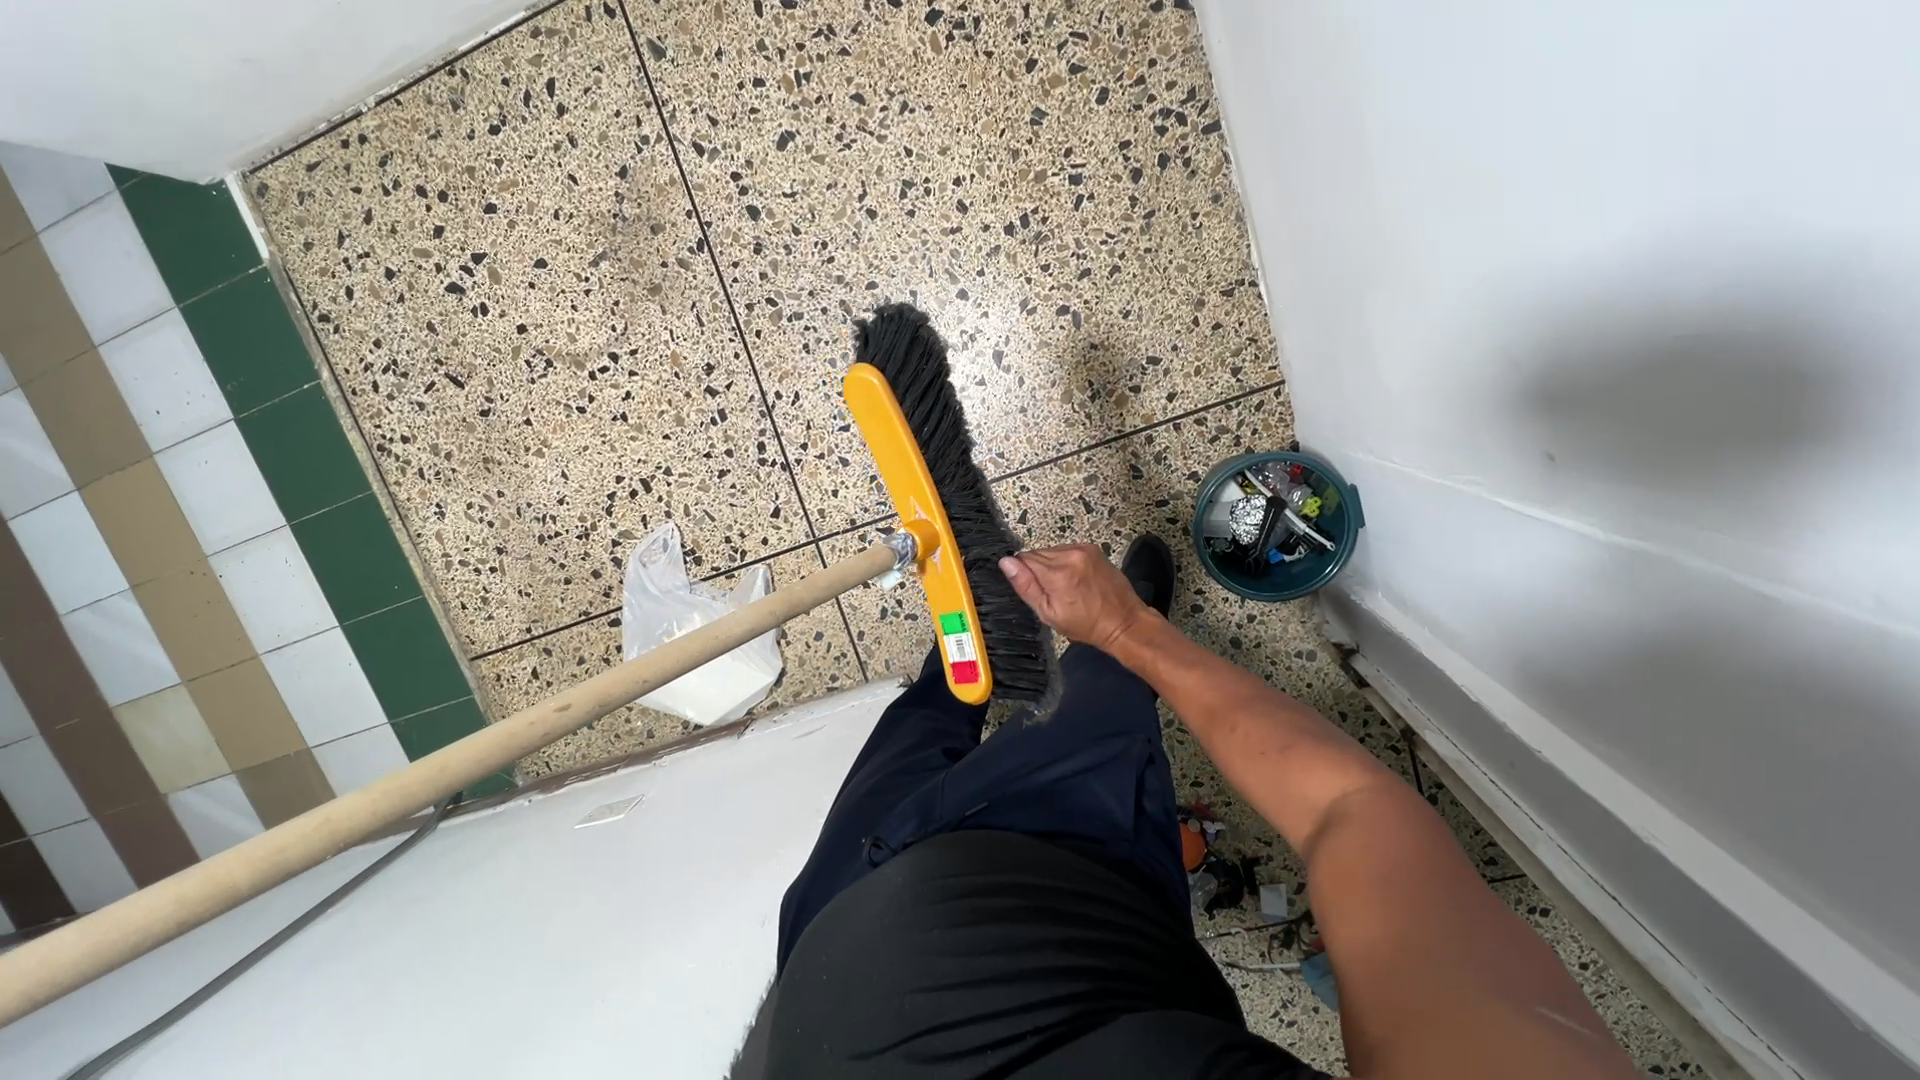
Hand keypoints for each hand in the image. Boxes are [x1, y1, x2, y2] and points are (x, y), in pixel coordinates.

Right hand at [998, 544, 1157, 652]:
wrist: (1122, 621)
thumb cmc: (1085, 624)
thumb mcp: (1049, 614)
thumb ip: (1026, 586)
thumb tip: (1006, 562)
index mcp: (1057, 573)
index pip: (1023, 559)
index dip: (1024, 575)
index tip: (1037, 590)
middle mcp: (1070, 555)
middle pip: (1037, 554)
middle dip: (1038, 571)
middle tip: (1053, 592)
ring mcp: (1083, 549)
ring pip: (1051, 551)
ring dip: (1052, 565)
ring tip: (1066, 587)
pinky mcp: (1092, 548)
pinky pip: (1066, 550)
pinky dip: (1066, 562)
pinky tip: (1075, 579)